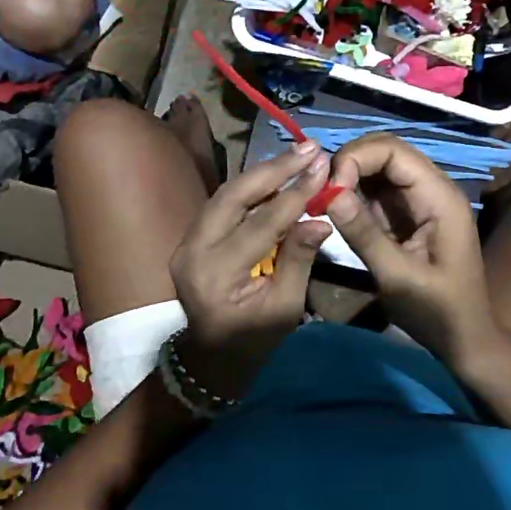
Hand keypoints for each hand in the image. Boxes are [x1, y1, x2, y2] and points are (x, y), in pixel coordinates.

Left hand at [170, 141, 333, 369]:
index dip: (296, 194)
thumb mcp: (284, 308)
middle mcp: (193, 251)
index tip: (323, 168)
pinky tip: (276, 175)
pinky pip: (222, 203)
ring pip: (226, 193)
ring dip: (262, 173)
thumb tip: (320, 219)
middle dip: (275, 169)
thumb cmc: (253, 341)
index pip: (262, 224)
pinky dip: (251, 187)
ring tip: (298, 155)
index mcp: (217, 275)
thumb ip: (298, 260)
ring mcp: (186, 242)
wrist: (210, 360)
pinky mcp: (191, 237)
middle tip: (310, 149)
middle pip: (234, 196)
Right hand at [325, 134, 491, 356]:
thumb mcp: (398, 277)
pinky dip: (353, 195)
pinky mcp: (407, 215)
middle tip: (321, 193)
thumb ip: (365, 234)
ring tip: (323, 201)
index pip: (394, 151)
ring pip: (378, 168)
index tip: (329, 189)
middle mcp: (431, 189)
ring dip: (348, 177)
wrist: (464, 338)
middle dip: (350, 163)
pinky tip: (335, 210)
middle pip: (386, 152)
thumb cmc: (438, 311)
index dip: (357, 158)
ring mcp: (419, 201)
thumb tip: (330, 194)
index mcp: (439, 197)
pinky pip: (377, 191)